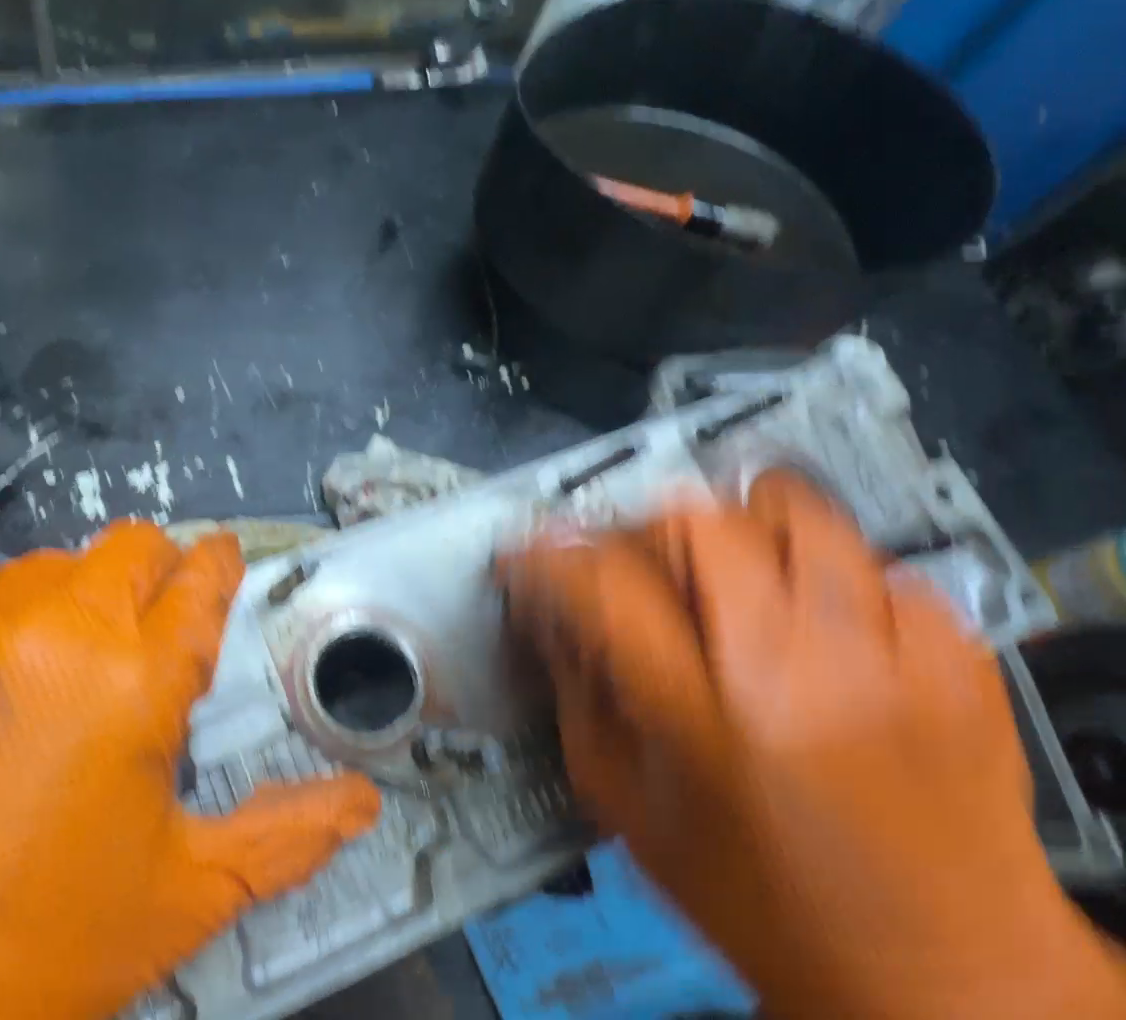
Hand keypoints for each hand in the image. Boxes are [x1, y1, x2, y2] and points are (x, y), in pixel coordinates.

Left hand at [0, 522, 380, 1019]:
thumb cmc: (55, 939)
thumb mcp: (189, 888)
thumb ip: (286, 832)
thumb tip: (361, 800)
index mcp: (133, 683)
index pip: (196, 583)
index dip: (216, 564)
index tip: (218, 560)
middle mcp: (46, 636)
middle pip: (121, 549)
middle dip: (150, 571)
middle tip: (149, 622)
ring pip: (36, 573)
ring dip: (66, 605)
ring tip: (63, 672)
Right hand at [501, 471, 1125, 1017]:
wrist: (938, 969)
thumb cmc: (765, 903)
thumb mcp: (628, 799)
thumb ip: (579, 692)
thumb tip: (551, 616)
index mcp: (701, 713)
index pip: (600, 582)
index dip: (544, 556)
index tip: (527, 557)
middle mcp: (799, 668)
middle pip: (694, 522)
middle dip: (632, 529)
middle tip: (617, 561)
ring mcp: (888, 654)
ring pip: (792, 511)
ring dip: (726, 524)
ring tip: (707, 561)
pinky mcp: (953, 657)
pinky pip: (866, 561)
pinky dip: (812, 571)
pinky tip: (794, 614)